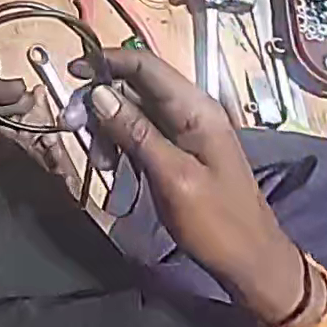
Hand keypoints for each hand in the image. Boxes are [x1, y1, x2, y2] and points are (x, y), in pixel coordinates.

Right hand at [72, 46, 306, 325]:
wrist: (253, 266)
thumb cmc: (219, 224)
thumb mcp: (173, 177)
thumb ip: (136, 132)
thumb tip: (99, 93)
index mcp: (195, 107)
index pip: (145, 64)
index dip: (107, 60)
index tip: (73, 70)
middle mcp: (188, 109)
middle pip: (133, 86)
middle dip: (100, 101)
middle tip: (73, 126)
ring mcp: (182, 128)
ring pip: (131, 109)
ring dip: (106, 126)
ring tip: (98, 159)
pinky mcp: (175, 147)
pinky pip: (138, 131)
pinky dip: (118, 142)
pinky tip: (110, 164)